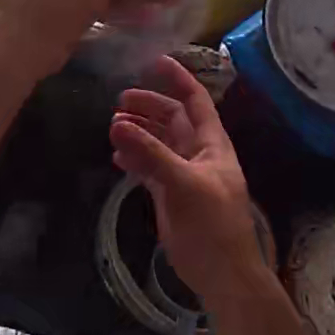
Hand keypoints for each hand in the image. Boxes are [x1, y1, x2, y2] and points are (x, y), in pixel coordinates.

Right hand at [109, 56, 271, 302]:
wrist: (222, 273)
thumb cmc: (211, 225)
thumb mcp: (182, 184)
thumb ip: (150, 153)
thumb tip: (117, 123)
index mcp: (212, 144)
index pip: (196, 101)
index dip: (178, 80)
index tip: (155, 61)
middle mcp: (199, 154)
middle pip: (173, 120)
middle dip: (149, 107)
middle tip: (120, 101)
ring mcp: (184, 174)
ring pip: (160, 143)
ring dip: (139, 132)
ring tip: (112, 126)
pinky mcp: (172, 195)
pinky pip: (151, 167)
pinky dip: (135, 159)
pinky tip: (117, 157)